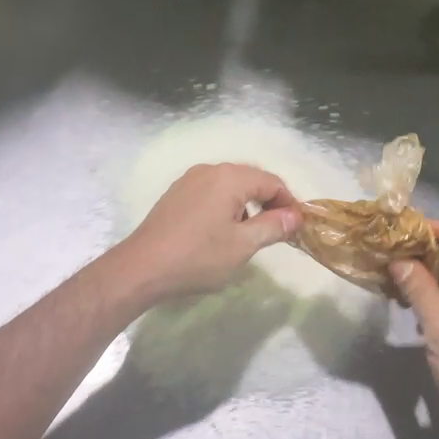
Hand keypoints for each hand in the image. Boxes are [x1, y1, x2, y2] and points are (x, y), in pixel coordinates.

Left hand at [117, 163, 302, 303]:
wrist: (142, 268)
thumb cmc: (197, 257)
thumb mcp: (242, 246)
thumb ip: (273, 226)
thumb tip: (295, 216)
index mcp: (230, 177)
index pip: (271, 181)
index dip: (288, 202)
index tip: (297, 226)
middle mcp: (210, 170)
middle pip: (251, 179)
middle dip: (269, 202)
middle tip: (278, 230)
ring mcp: (190, 180)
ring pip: (230, 185)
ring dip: (247, 204)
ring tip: (250, 234)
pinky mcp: (176, 193)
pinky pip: (211, 191)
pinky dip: (225, 205)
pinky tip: (221, 231)